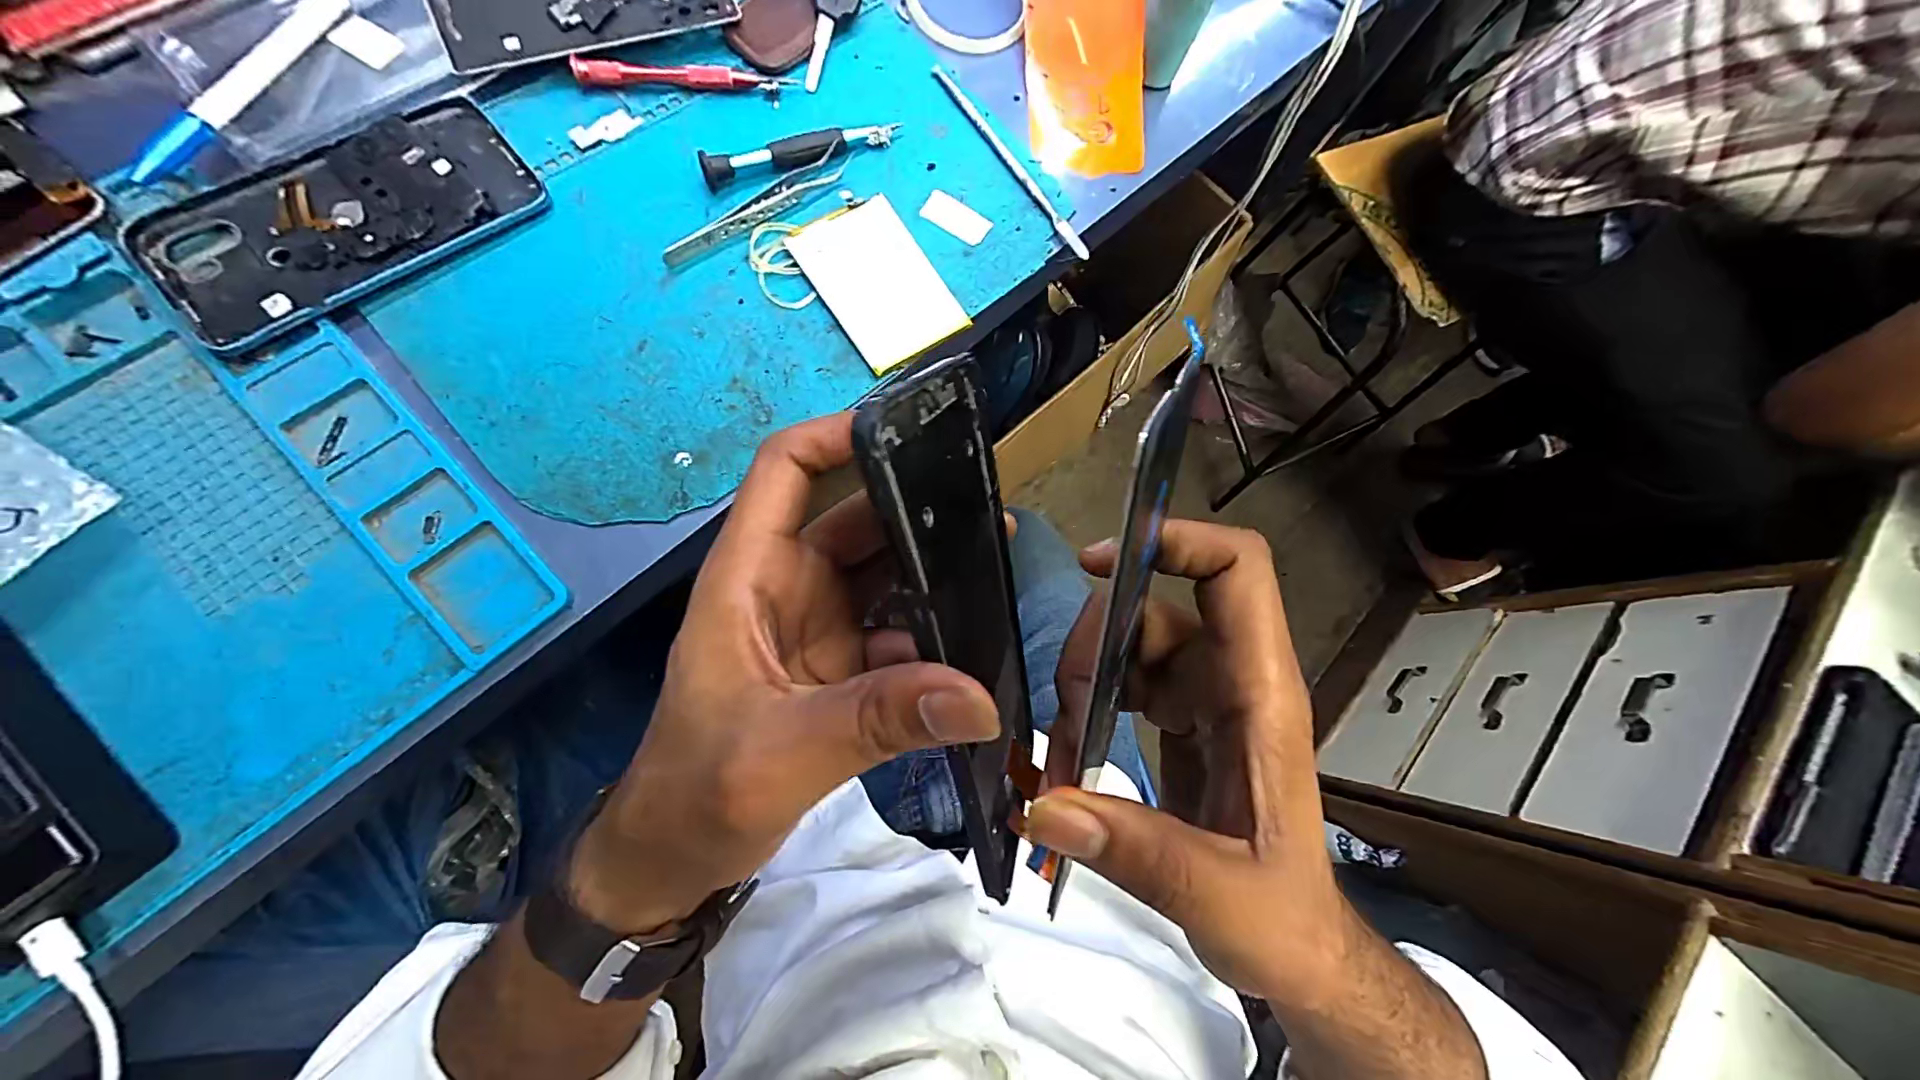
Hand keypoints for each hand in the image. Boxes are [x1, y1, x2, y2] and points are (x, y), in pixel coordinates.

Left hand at [566, 413, 1000, 932]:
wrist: (672, 864)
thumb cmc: (694, 796)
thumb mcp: (781, 755)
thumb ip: (877, 721)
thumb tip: (978, 700)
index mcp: (748, 578)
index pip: (785, 470)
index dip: (837, 436)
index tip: (910, 432)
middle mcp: (785, 588)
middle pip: (855, 519)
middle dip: (916, 509)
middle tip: (990, 511)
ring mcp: (817, 628)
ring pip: (883, 574)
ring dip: (933, 571)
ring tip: (997, 566)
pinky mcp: (841, 669)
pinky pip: (896, 630)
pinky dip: (931, 632)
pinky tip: (972, 641)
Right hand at [1027, 520, 1344, 999]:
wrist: (1300, 952)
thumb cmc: (1284, 922)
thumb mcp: (1217, 897)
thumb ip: (1132, 851)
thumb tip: (1042, 808)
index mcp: (1259, 694)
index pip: (1234, 571)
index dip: (1174, 541)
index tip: (1099, 561)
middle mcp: (1232, 679)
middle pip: (1150, 613)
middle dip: (1093, 656)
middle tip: (1064, 726)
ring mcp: (1205, 696)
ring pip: (1127, 648)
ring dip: (1082, 691)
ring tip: (1062, 760)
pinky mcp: (1182, 719)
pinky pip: (1123, 685)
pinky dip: (1087, 712)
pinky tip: (1070, 761)